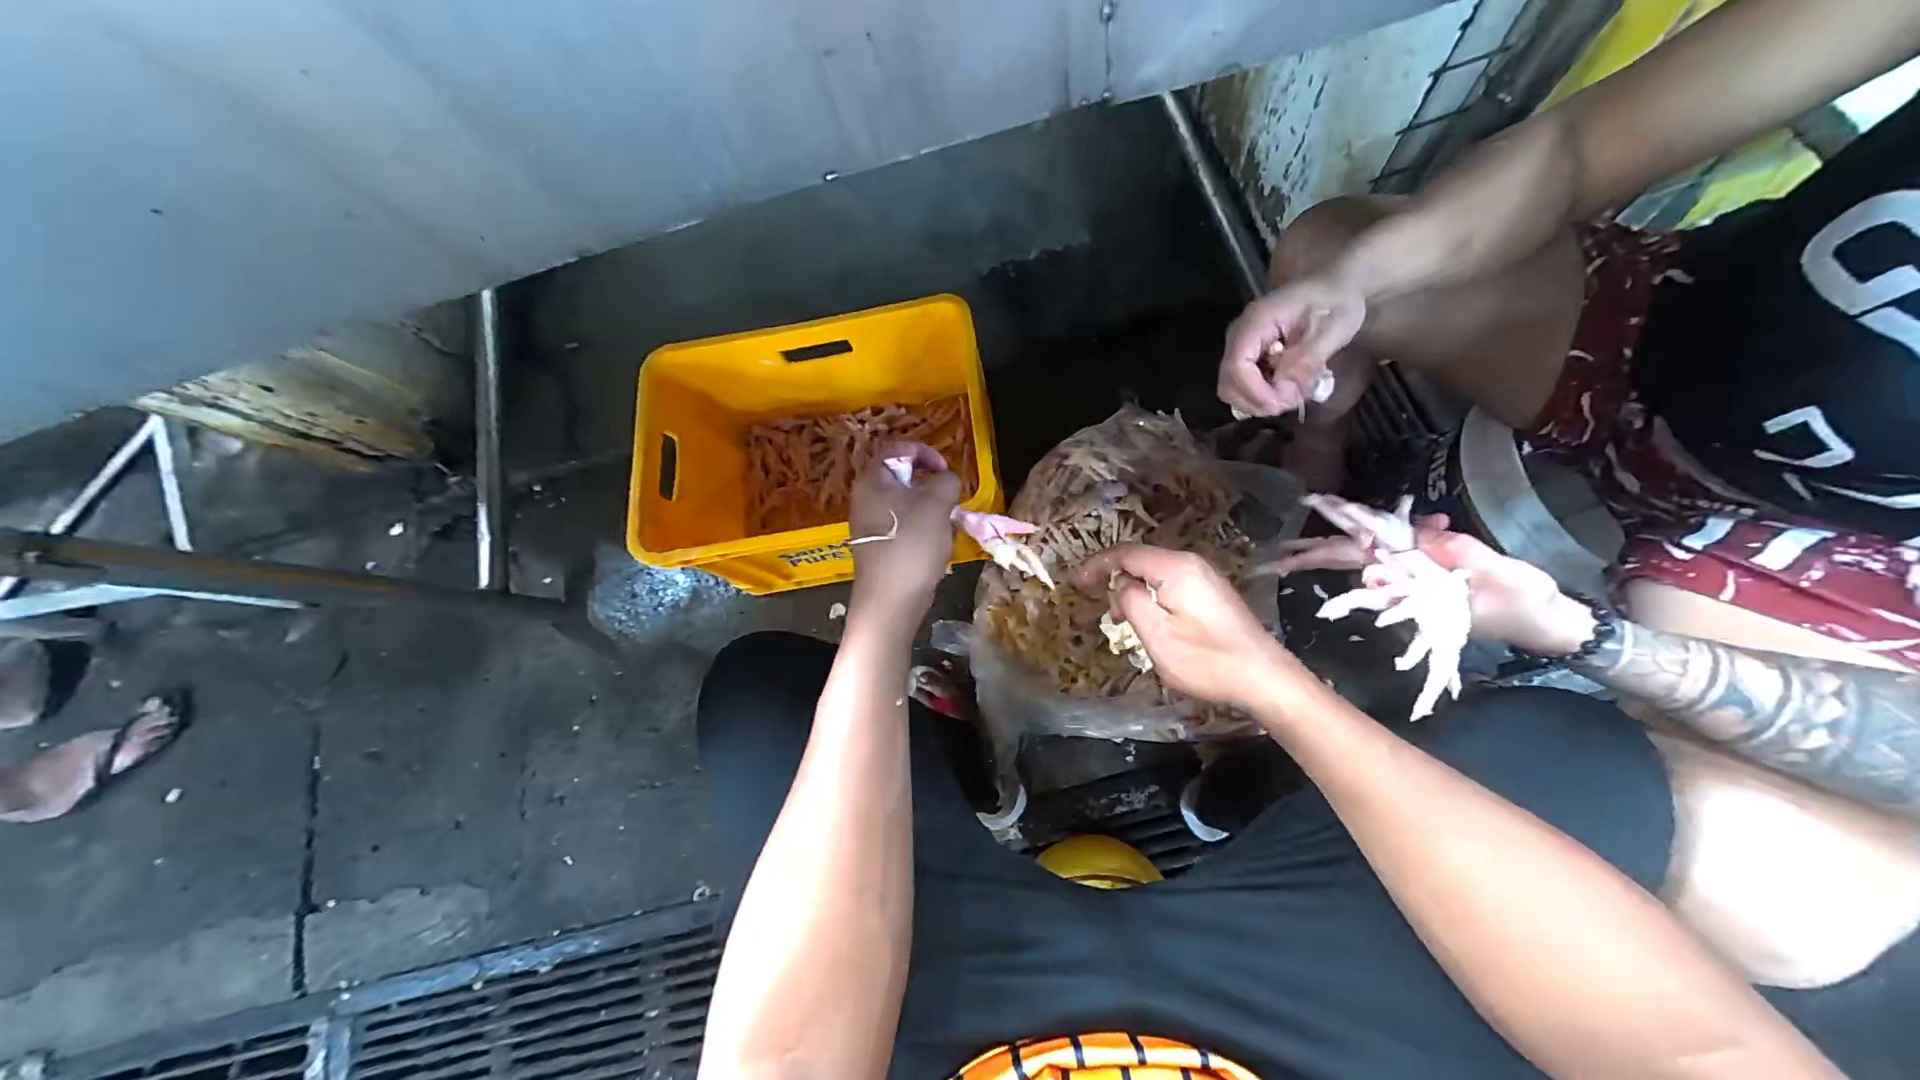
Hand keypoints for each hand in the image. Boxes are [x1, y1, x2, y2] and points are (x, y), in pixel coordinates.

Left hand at [848, 442, 961, 621]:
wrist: (891, 600)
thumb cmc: (912, 545)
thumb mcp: (936, 505)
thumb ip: (946, 482)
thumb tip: (946, 480)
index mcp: (873, 480)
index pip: (897, 449)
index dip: (924, 452)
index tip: (945, 470)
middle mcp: (865, 498)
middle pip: (902, 478)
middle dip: (931, 486)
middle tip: (949, 501)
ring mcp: (870, 524)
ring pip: (907, 504)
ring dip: (931, 511)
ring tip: (944, 528)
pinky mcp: (879, 546)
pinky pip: (904, 527)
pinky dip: (922, 530)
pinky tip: (935, 548)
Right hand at [1076, 545, 1304, 712]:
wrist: (1266, 679)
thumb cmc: (1207, 660)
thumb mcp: (1157, 636)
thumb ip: (1131, 601)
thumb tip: (1120, 583)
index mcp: (1176, 568)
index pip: (1126, 553)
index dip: (1097, 565)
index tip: (1077, 584)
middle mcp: (1192, 564)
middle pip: (1141, 560)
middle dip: (1114, 578)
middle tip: (1098, 606)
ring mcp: (1205, 578)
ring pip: (1156, 574)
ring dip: (1133, 590)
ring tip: (1120, 619)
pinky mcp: (1213, 594)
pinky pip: (1172, 584)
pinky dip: (1152, 596)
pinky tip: (1150, 622)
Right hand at [1218, 274, 1365, 416]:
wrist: (1334, 285)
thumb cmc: (1336, 301)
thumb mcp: (1334, 328)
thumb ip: (1307, 359)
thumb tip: (1283, 391)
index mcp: (1256, 322)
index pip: (1236, 367)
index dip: (1255, 392)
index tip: (1284, 403)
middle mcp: (1239, 336)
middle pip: (1228, 383)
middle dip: (1257, 401)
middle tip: (1291, 403)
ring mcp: (1240, 347)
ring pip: (1232, 389)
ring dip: (1259, 401)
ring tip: (1290, 397)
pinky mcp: (1247, 356)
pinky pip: (1242, 386)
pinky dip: (1261, 396)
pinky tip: (1284, 390)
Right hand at [1270, 514, 1595, 654]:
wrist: (1548, 624)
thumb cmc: (1527, 596)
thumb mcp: (1502, 570)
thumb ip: (1457, 551)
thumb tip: (1403, 540)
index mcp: (1426, 547)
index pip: (1375, 531)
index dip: (1342, 519)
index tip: (1311, 508)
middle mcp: (1413, 559)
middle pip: (1354, 550)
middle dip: (1316, 549)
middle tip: (1278, 554)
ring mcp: (1411, 579)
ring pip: (1355, 566)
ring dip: (1319, 562)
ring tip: (1284, 563)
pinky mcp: (1413, 599)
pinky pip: (1372, 589)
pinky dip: (1342, 584)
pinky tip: (1318, 578)